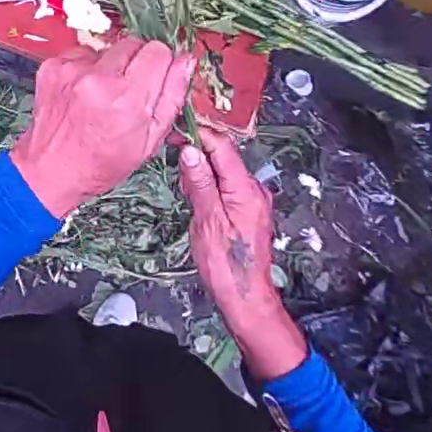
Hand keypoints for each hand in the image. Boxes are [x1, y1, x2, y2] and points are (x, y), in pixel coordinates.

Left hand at [11, 37, 193, 218]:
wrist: (50, 171)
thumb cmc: (101, 162)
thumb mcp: (150, 140)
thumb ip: (172, 95)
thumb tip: (186, 61)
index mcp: (128, 99)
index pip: (159, 51)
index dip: (161, 65)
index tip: (155, 79)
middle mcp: (99, 79)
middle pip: (135, 43)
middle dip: (138, 63)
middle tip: (129, 91)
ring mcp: (73, 70)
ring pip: (110, 47)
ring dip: (112, 66)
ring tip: (103, 95)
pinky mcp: (53, 66)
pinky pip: (84, 52)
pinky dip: (88, 68)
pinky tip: (85, 93)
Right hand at [178, 130, 307, 380]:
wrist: (247, 299)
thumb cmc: (226, 266)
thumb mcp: (207, 222)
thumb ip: (200, 184)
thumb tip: (191, 150)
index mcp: (246, 189)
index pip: (223, 147)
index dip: (200, 135)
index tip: (176, 132)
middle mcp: (254, 189)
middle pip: (224, 157)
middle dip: (199, 158)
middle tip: (180, 178)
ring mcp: (253, 199)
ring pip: (224, 172)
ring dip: (203, 175)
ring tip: (191, 200)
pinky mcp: (249, 209)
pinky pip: (228, 187)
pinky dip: (211, 188)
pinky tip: (200, 205)